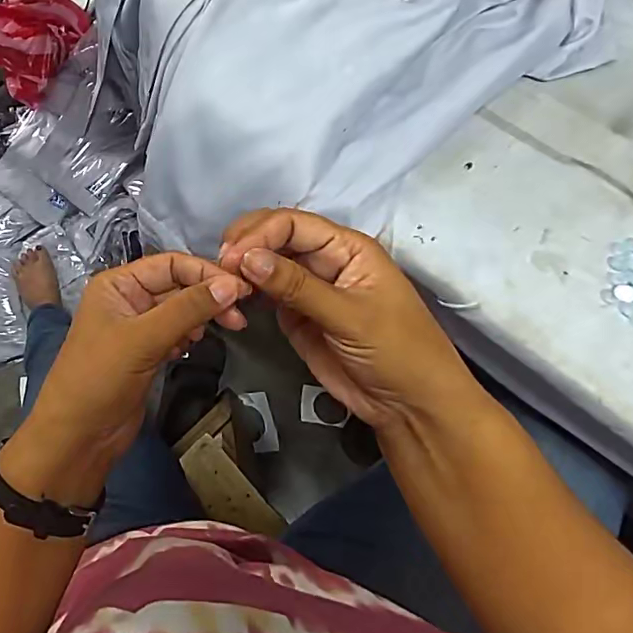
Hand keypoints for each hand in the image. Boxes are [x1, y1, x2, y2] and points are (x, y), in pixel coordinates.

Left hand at [3, 253, 248, 504]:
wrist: (78, 436)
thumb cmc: (100, 377)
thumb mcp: (144, 338)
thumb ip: (188, 309)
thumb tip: (231, 284)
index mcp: (117, 283)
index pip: (170, 263)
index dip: (206, 272)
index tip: (241, 289)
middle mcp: (127, 298)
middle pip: (178, 285)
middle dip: (209, 296)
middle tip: (240, 315)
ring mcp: (137, 326)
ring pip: (180, 310)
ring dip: (203, 317)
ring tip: (227, 329)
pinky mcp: (146, 352)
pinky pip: (177, 333)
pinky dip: (190, 337)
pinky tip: (194, 348)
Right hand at [218, 209, 481, 431]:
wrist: (411, 408)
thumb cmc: (398, 353)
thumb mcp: (351, 316)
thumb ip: (297, 286)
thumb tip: (247, 258)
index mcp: (346, 247)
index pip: (293, 224)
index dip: (260, 234)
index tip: (232, 257)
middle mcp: (323, 258)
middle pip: (275, 235)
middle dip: (246, 244)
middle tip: (220, 266)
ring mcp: (306, 285)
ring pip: (264, 261)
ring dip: (241, 266)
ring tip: (222, 282)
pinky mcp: (294, 312)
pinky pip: (263, 290)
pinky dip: (245, 289)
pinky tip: (233, 296)